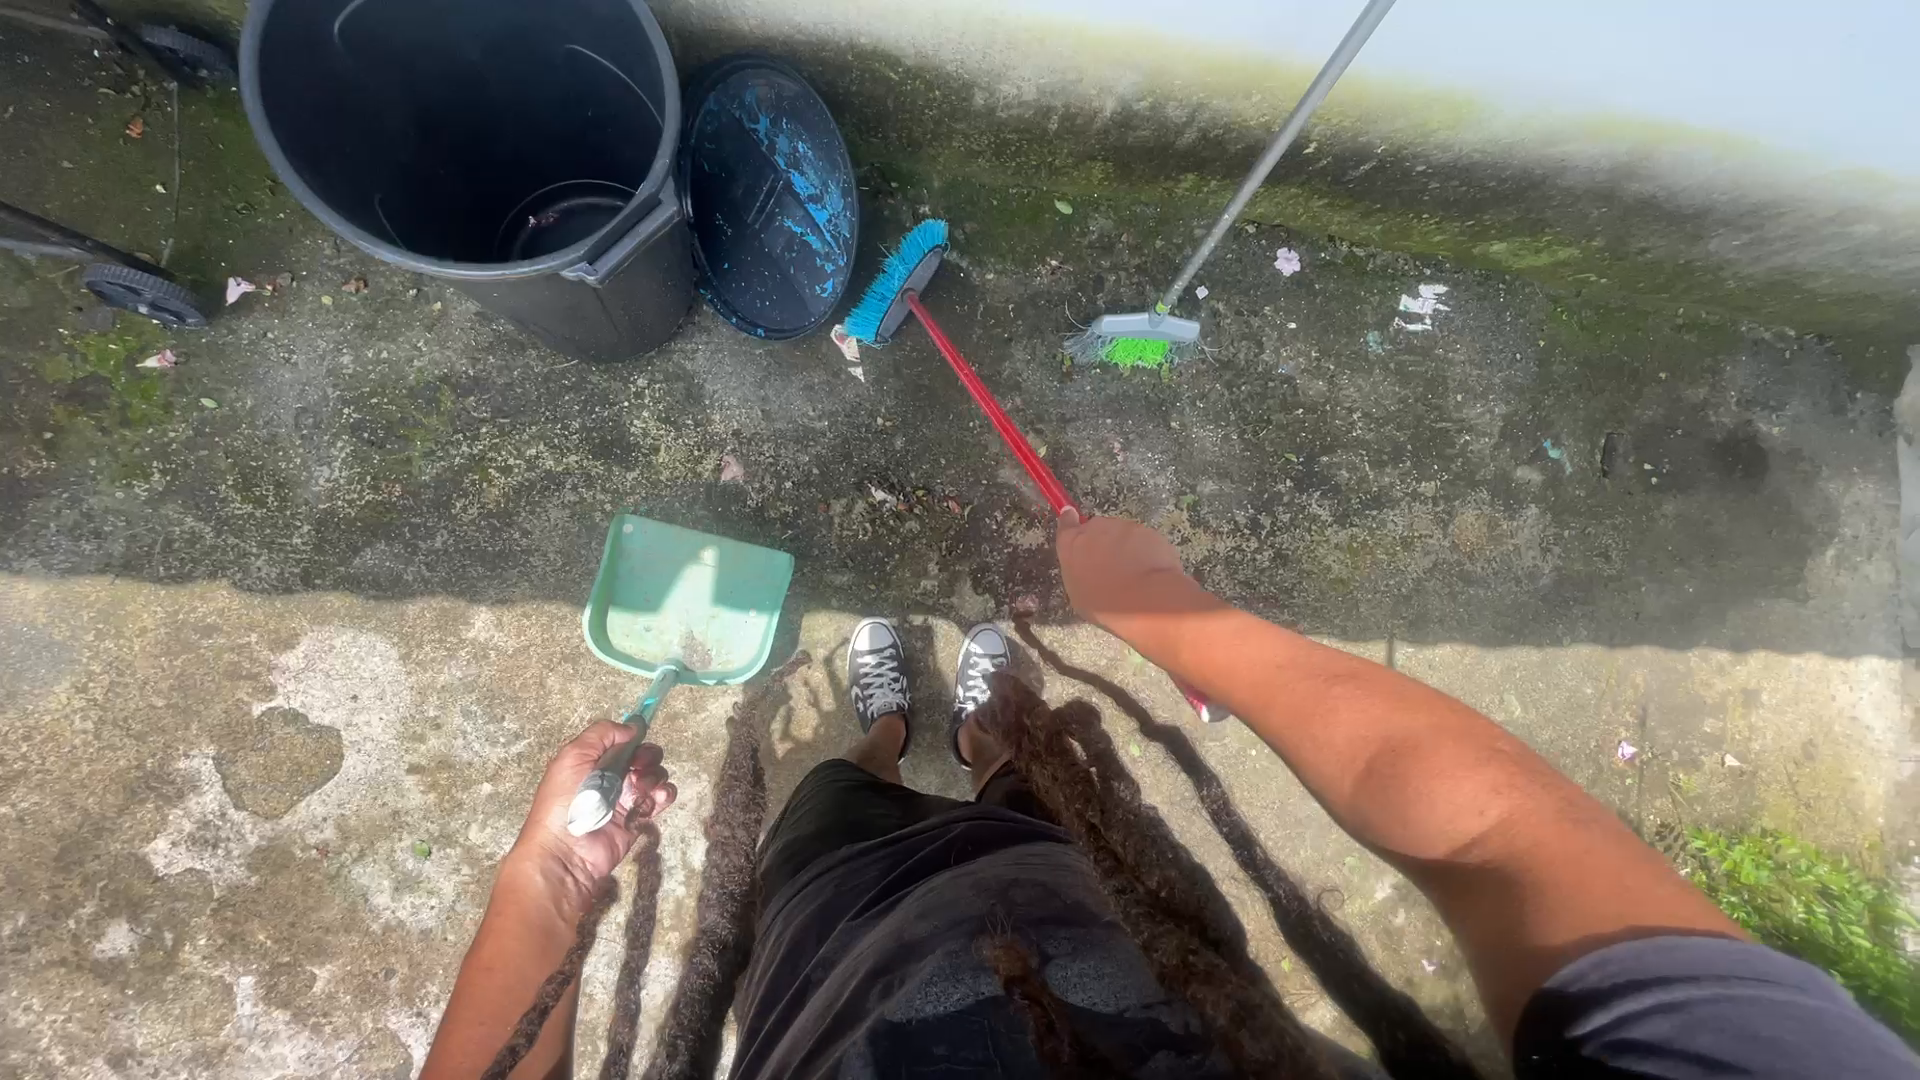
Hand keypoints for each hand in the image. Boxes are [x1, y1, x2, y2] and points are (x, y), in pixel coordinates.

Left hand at [503, 720, 676, 916]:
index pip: (623, 741)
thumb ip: (602, 733)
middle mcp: (612, 778)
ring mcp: (628, 797)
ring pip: (656, 774)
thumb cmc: (565, 801)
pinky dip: (664, 793)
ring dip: (654, 776)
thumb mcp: (573, 756)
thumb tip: (632, 726)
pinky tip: (655, 799)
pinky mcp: (641, 816)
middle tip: (638, 767)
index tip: (636, 740)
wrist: (567, 852)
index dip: (633, 737)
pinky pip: (663, 797)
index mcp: (594, 762)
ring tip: (640, 789)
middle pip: (644, 755)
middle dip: (648, 756)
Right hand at [1055, 508, 1197, 627]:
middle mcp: (1095, 528)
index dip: (1070, 520)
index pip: (1066, 523)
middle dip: (1104, 542)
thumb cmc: (1103, 603)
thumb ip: (1078, 569)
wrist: (1142, 599)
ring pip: (1123, 534)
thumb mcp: (1079, 592)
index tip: (1071, 515)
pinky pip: (1144, 540)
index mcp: (1071, 544)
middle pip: (1097, 529)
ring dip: (1126, 548)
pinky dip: (1146, 551)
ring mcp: (1123, 527)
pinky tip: (1149, 573)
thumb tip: (1086, 563)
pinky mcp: (1147, 531)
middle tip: (1111, 568)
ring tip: (1133, 575)